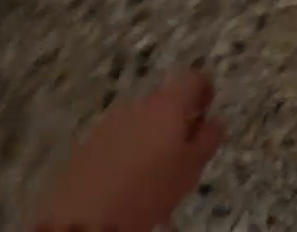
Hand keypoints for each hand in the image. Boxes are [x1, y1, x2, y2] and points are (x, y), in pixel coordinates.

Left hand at [33, 71, 225, 231]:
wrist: (82, 222)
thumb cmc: (148, 191)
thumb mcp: (190, 170)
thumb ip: (208, 140)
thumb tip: (214, 121)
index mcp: (168, 105)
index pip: (193, 78)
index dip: (204, 91)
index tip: (206, 112)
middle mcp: (139, 105)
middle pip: (164, 101)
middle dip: (175, 119)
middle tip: (181, 150)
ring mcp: (109, 123)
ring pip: (139, 120)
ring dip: (149, 134)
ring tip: (152, 168)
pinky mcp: (86, 145)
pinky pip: (117, 138)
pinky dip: (126, 149)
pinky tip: (125, 178)